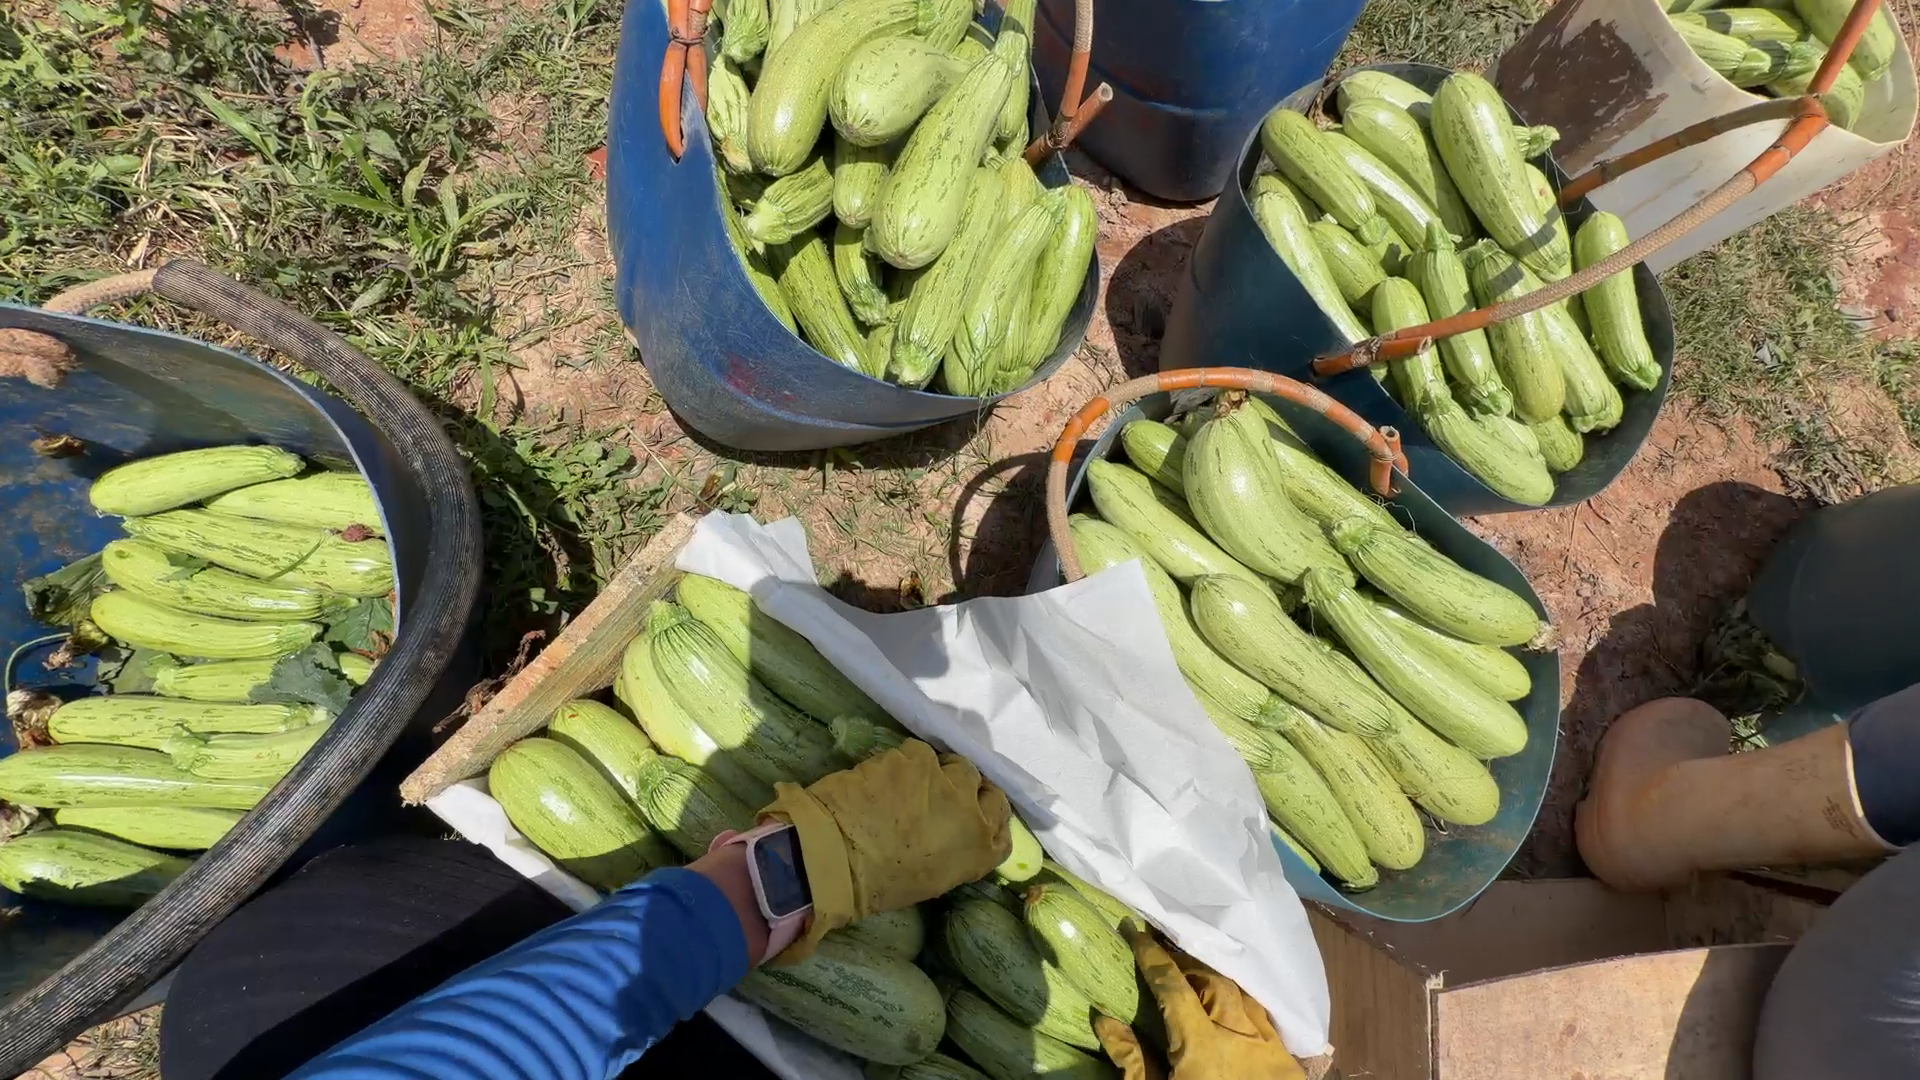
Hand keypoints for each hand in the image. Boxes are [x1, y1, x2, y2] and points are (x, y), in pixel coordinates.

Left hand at [761, 739, 1010, 961]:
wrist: (837, 857)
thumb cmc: (880, 884)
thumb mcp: (934, 877)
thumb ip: (956, 848)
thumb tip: (949, 829)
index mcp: (980, 849)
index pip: (1001, 814)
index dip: (984, 805)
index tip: (968, 805)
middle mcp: (972, 811)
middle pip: (977, 780)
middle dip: (958, 783)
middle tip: (933, 791)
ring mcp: (944, 779)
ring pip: (947, 761)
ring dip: (930, 770)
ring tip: (902, 783)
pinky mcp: (916, 756)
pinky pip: (915, 752)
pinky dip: (900, 762)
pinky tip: (880, 777)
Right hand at [1092, 923, 1304, 1079]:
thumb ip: (1134, 1061)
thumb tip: (1105, 1019)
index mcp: (1202, 1045)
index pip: (1172, 983)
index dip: (1150, 953)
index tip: (1132, 929)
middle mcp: (1239, 1035)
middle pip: (1210, 978)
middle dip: (1184, 962)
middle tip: (1161, 957)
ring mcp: (1270, 1048)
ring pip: (1242, 992)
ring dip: (1214, 978)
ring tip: (1193, 976)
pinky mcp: (1290, 1065)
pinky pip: (1266, 1016)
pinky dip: (1244, 1002)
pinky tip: (1232, 1007)